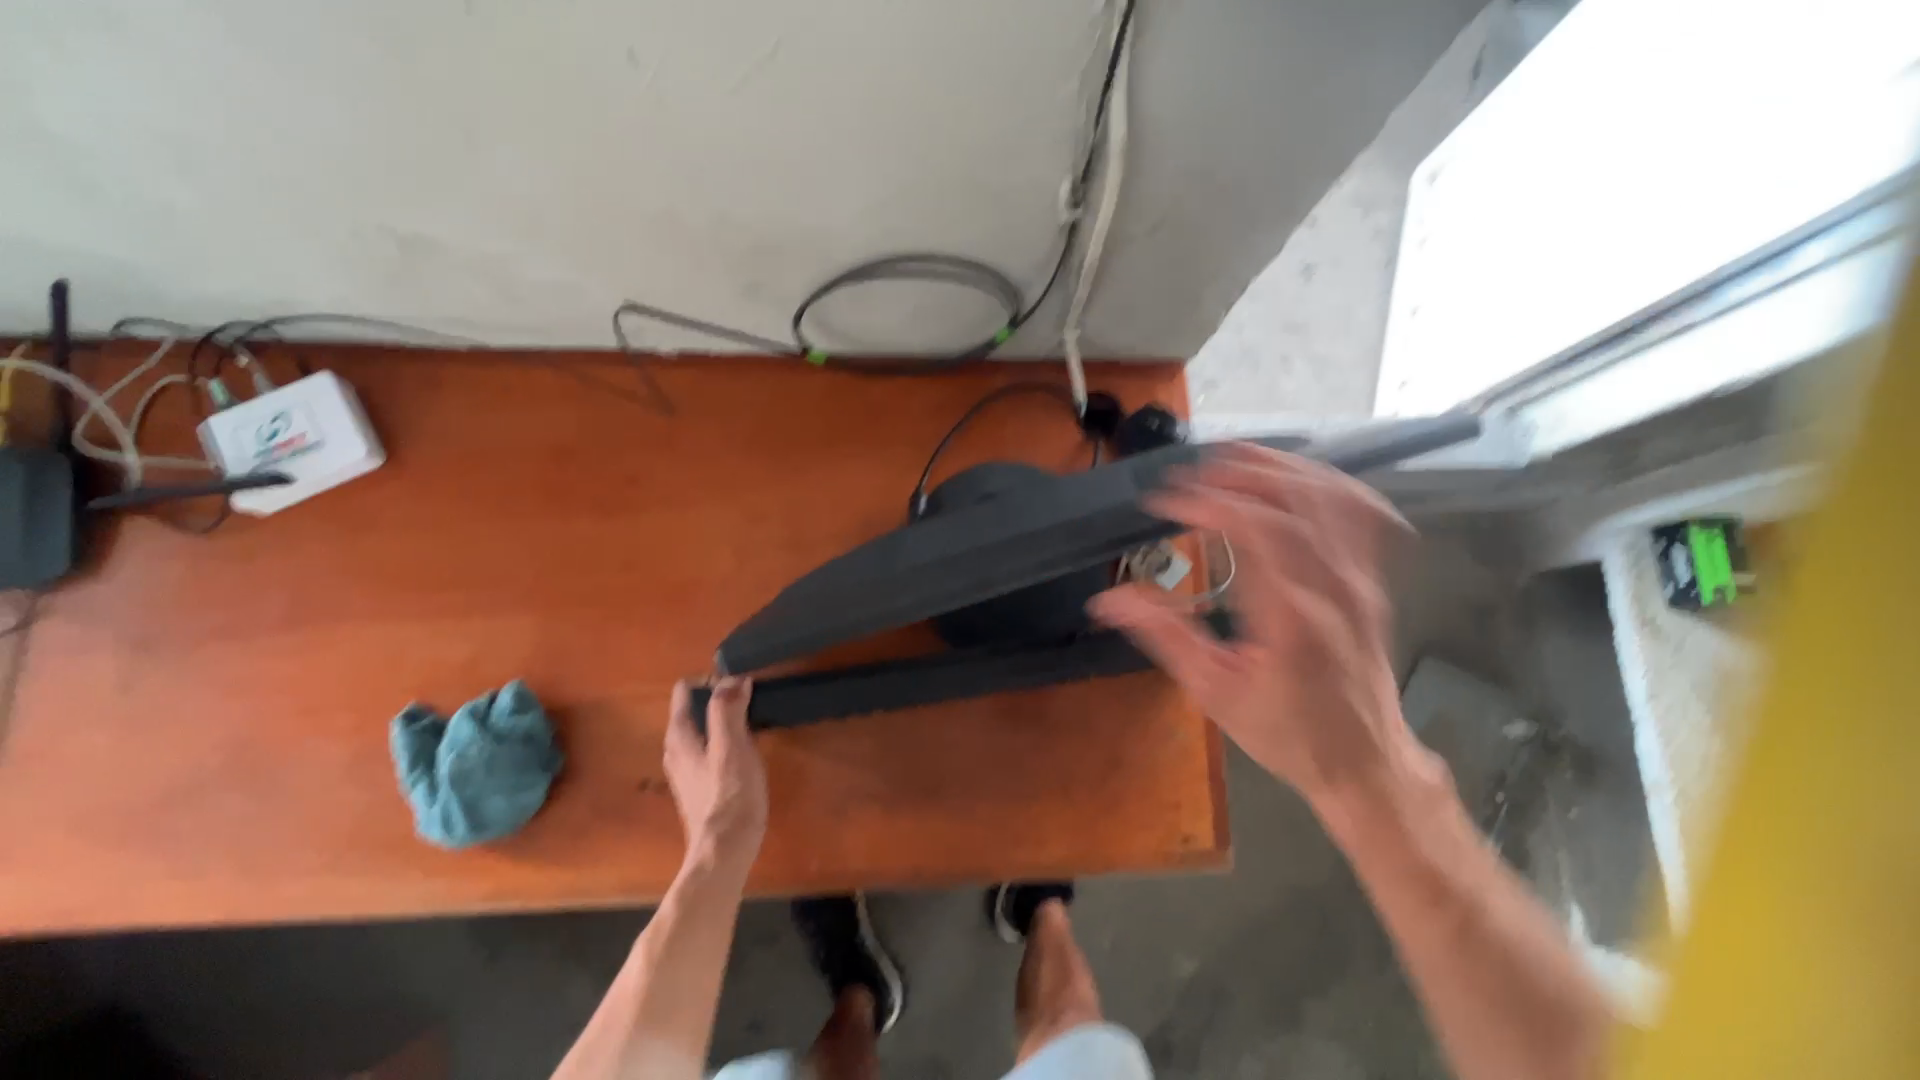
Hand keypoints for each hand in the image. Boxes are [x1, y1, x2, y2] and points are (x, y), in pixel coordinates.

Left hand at [664, 677, 767, 872]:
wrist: (725, 851)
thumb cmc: (730, 796)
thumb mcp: (732, 747)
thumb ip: (728, 710)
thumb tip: (733, 678)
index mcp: (679, 737)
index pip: (684, 691)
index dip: (711, 681)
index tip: (739, 685)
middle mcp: (675, 751)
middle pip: (693, 711)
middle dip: (719, 700)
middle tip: (750, 701)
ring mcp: (686, 772)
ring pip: (702, 732)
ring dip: (724, 722)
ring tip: (752, 723)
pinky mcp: (700, 789)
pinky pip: (709, 752)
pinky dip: (725, 743)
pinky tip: (746, 754)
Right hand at [1090, 443, 1431, 805]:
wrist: (1363, 760)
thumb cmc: (1285, 732)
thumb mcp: (1214, 692)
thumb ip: (1165, 636)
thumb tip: (1107, 600)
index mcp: (1291, 613)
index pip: (1254, 528)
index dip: (1206, 500)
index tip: (1163, 501)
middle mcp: (1334, 584)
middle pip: (1294, 499)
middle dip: (1239, 472)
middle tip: (1191, 473)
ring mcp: (1361, 579)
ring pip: (1330, 496)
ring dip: (1279, 467)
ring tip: (1232, 458)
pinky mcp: (1372, 581)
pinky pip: (1361, 513)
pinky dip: (1326, 482)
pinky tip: (1297, 476)